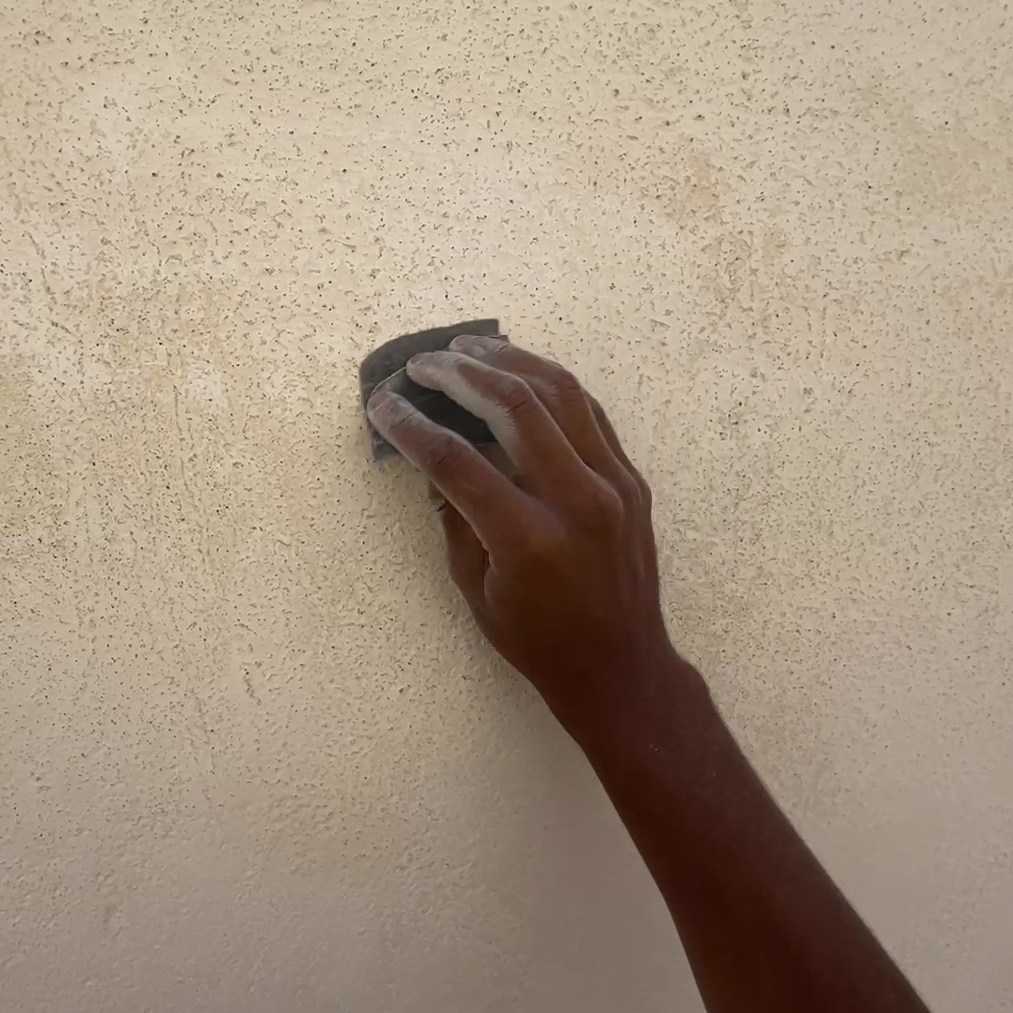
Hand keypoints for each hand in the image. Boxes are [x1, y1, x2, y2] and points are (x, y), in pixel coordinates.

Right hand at [367, 335, 677, 729]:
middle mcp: (576, 499)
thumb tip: (433, 459)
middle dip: (458, 373)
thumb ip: (453, 516)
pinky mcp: (631, 478)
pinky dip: (549, 383)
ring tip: (468, 345)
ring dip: (508, 360)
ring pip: (560, 393)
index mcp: (527, 538)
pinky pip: (588, 411)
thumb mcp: (474, 587)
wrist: (621, 666)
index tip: (381, 404)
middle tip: (422, 363)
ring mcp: (613, 483)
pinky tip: (519, 371)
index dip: (411, 426)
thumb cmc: (535, 639)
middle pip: (513, 406)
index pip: (456, 460)